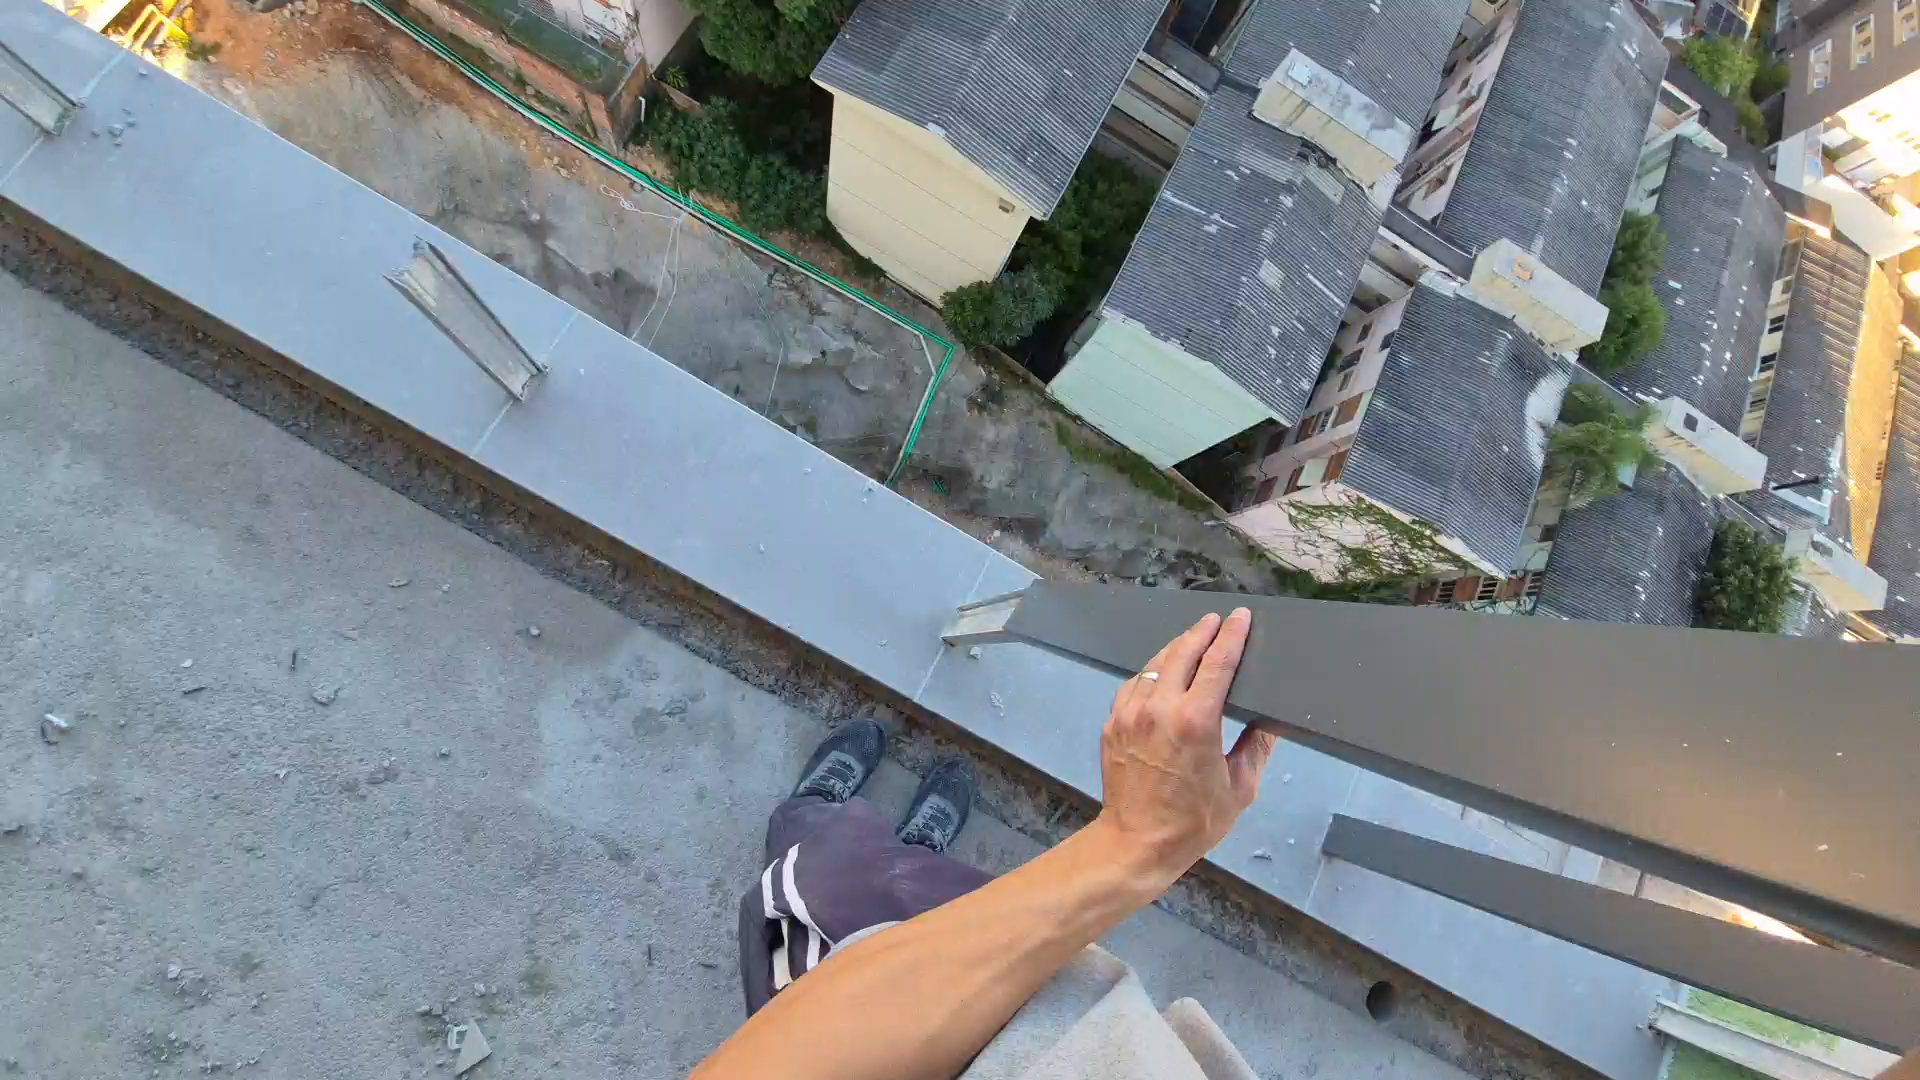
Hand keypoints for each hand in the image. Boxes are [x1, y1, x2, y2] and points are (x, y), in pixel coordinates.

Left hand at [1094, 608, 1277, 882]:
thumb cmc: (1194, 821)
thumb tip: (1272, 719)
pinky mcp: (1112, 721)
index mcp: (1196, 721)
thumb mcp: (1239, 787)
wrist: (1137, 841)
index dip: (1232, 636)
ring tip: (1191, 639)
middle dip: (1201, 631)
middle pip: (1182, 652)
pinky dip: (1151, 673)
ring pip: (1154, 665)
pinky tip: (1161, 672)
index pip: (1217, 663)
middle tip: (1215, 620)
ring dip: (1175, 648)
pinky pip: (1134, 685)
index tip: (1241, 617)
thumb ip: (1257, 746)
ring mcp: (1129, 712)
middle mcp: (1159, 708)